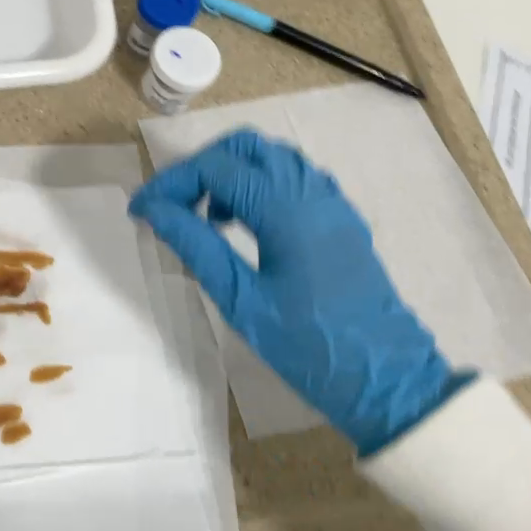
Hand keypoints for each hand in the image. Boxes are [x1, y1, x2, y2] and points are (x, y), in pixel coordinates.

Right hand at [130, 130, 465, 454]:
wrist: (390, 383)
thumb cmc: (310, 348)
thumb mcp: (241, 301)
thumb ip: (195, 246)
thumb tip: (153, 210)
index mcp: (286, 209)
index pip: (215, 168)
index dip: (171, 183)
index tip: (141, 211)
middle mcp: (311, 191)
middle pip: (244, 146)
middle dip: (201, 167)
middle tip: (175, 206)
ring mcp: (331, 201)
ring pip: (271, 157)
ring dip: (231, 174)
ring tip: (207, 218)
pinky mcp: (340, 217)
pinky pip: (293, 176)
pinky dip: (259, 184)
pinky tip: (245, 224)